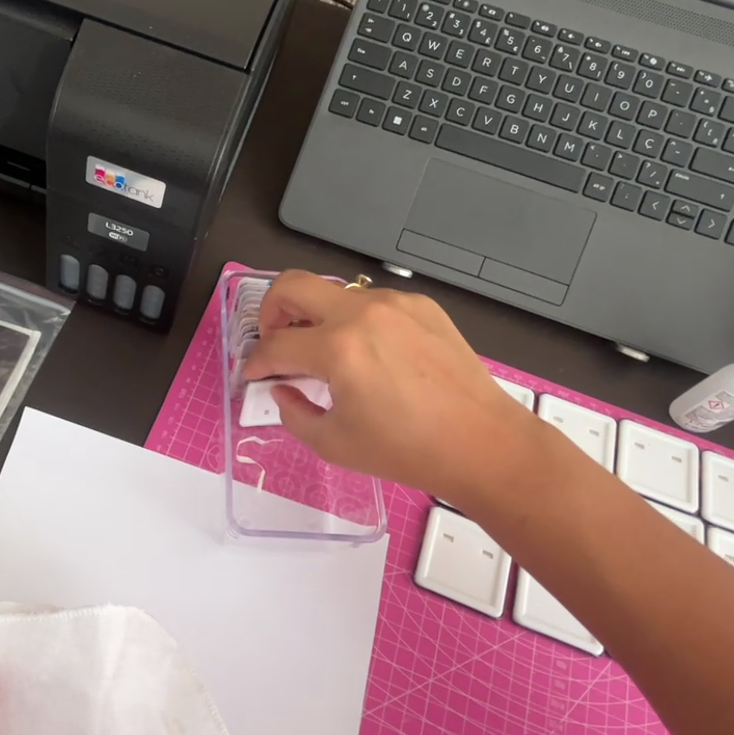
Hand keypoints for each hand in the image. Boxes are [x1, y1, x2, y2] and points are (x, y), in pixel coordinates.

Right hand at [239, 271, 539, 500]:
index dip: (254, 362)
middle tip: (273, 339)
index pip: (275, 345)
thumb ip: (293, 412)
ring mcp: (395, 304)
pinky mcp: (422, 306)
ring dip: (315, 316)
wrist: (480, 442)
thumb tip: (281, 390)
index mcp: (338, 349)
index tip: (252, 373)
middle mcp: (363, 314)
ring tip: (323, 352)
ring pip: (334, 292)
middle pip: (292, 285)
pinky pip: (372, 302)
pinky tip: (368, 354)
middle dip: (269, 310)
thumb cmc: (407, 449)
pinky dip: (355, 321)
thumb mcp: (334, 443)